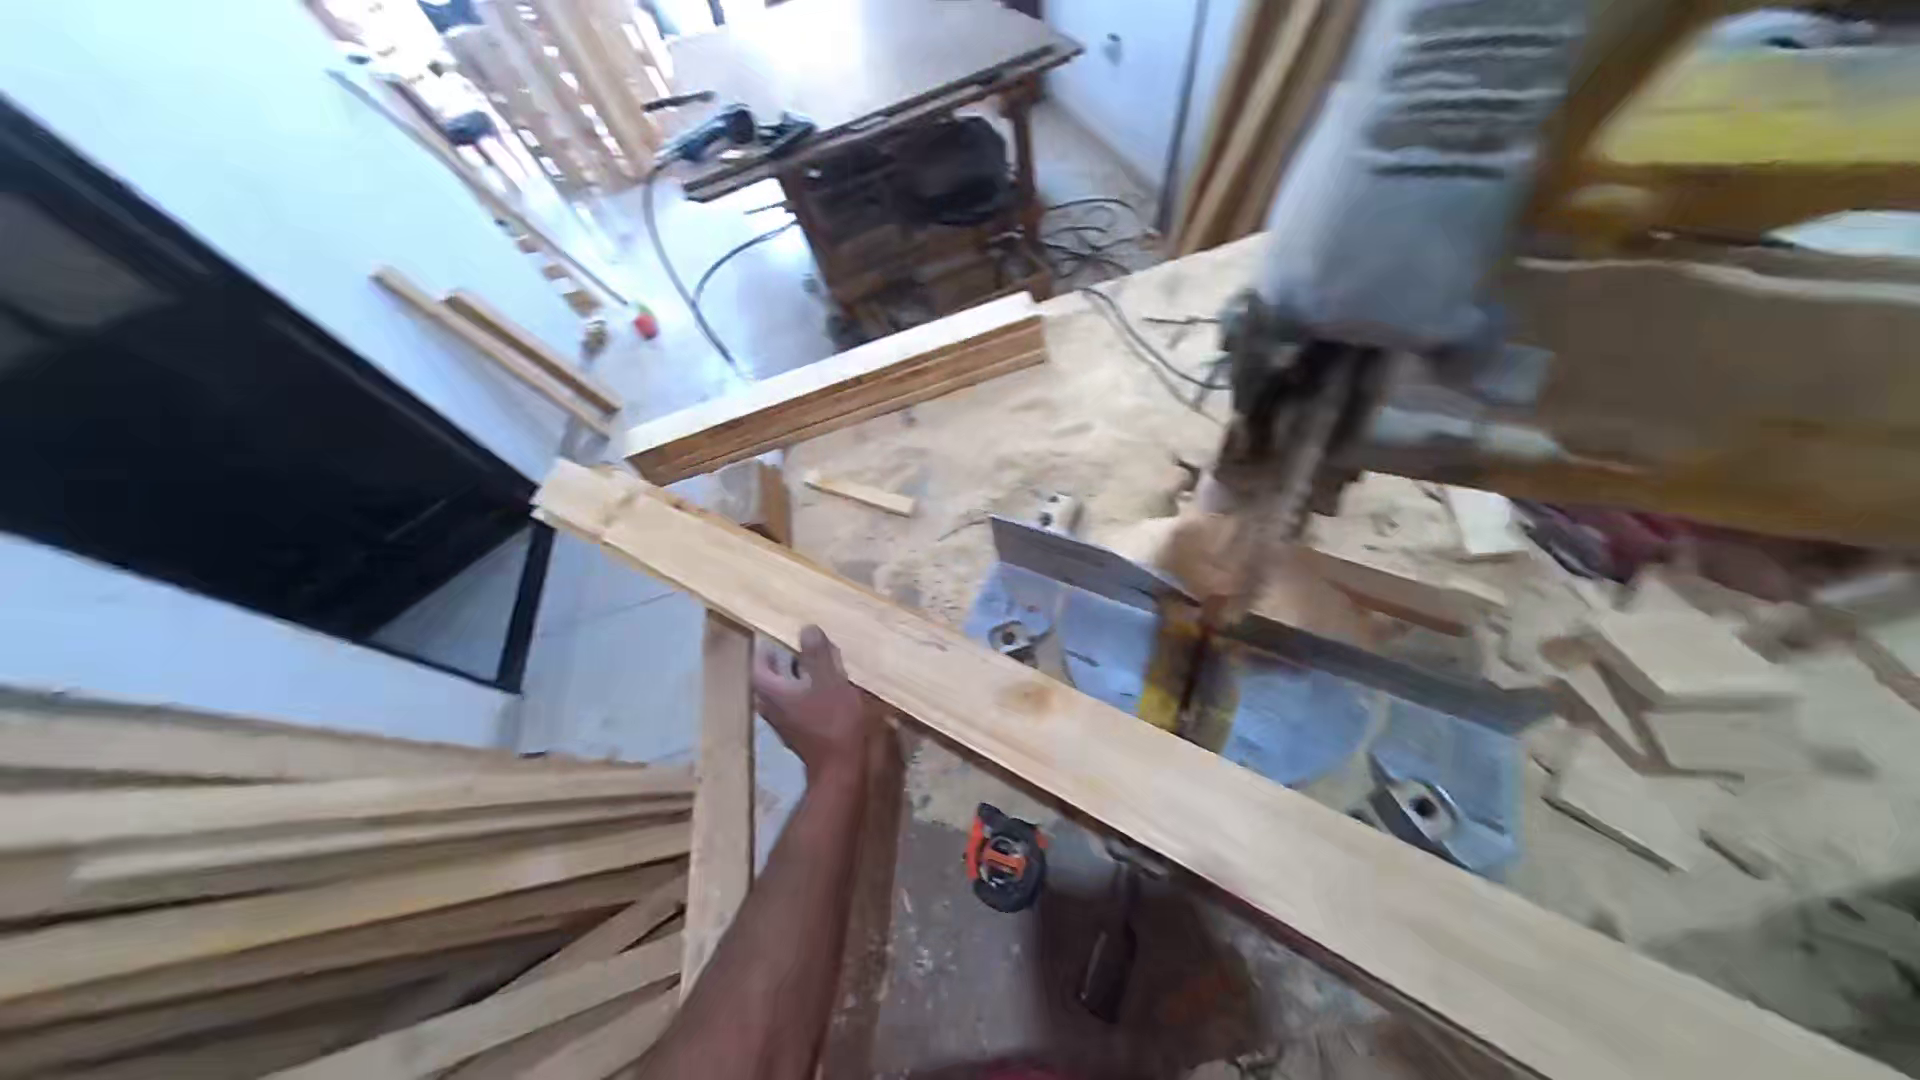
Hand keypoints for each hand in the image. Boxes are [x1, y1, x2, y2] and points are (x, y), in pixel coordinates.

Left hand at [752, 626, 870, 784]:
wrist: (841, 768)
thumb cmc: (833, 720)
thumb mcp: (829, 679)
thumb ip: (817, 653)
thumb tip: (806, 628)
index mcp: (771, 691)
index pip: (759, 663)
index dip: (768, 647)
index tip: (782, 634)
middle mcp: (770, 707)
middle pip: (771, 677)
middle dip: (785, 660)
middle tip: (804, 646)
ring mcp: (783, 722)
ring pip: (785, 691)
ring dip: (798, 676)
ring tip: (819, 663)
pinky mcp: (798, 732)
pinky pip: (796, 704)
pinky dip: (806, 692)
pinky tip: (827, 689)